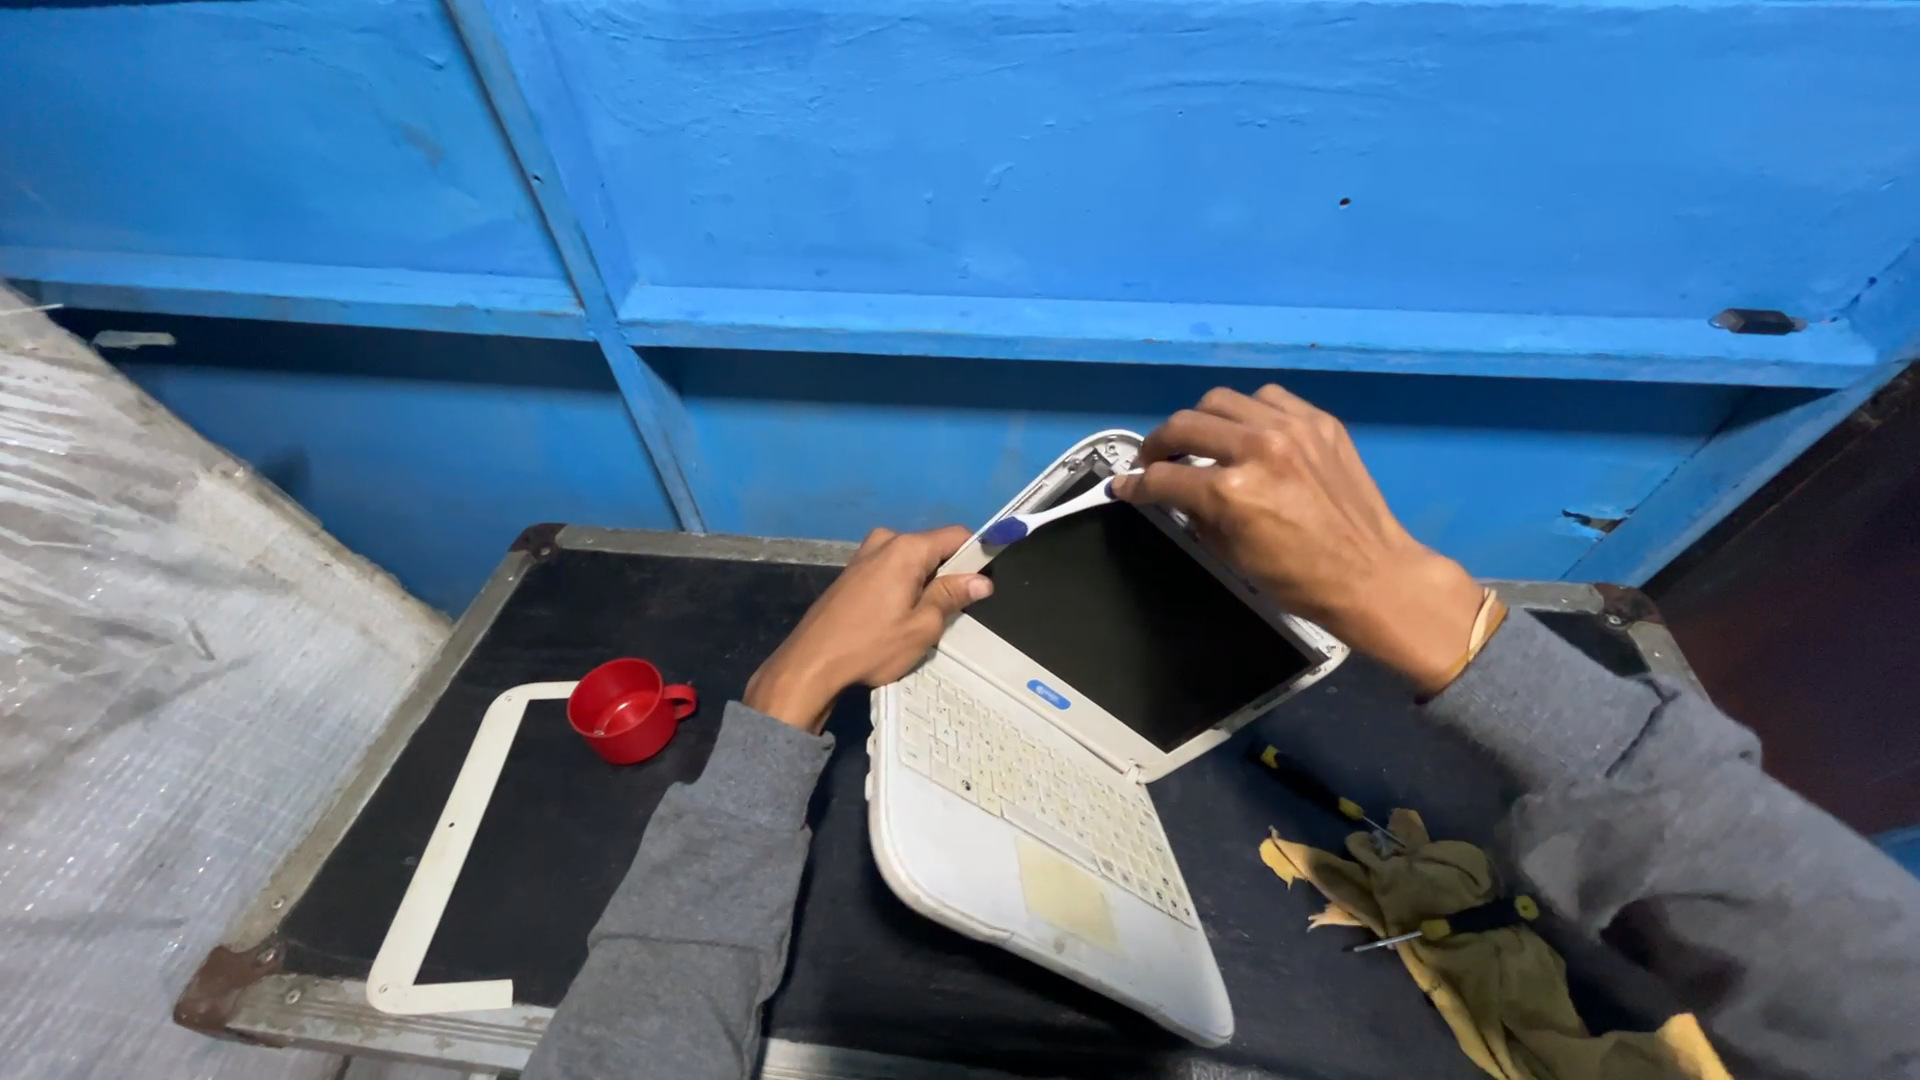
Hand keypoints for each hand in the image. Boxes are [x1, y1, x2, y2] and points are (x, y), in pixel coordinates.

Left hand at [744, 526, 992, 732]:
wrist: (811, 663)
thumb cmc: (871, 646)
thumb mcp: (922, 626)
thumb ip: (951, 596)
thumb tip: (982, 580)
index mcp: (906, 548)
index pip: (957, 535)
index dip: (976, 554)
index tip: (984, 581)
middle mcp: (885, 541)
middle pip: (932, 547)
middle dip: (948, 572)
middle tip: (952, 610)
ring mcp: (864, 554)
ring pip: (911, 560)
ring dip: (924, 581)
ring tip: (923, 618)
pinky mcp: (852, 571)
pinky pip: (891, 569)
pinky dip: (903, 585)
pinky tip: (897, 616)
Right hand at [1111, 386, 1485, 693]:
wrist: (1371, 573)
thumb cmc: (1295, 577)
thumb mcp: (1228, 553)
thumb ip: (1194, 514)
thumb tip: (1171, 492)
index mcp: (1231, 491)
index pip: (1164, 477)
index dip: (1136, 484)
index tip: (1123, 485)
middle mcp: (1257, 448)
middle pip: (1183, 425)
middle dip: (1158, 445)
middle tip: (1155, 461)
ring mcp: (1292, 428)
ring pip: (1220, 401)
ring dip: (1200, 421)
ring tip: (1201, 441)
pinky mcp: (1319, 421)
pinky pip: (1267, 398)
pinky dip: (1246, 413)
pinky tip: (1247, 433)